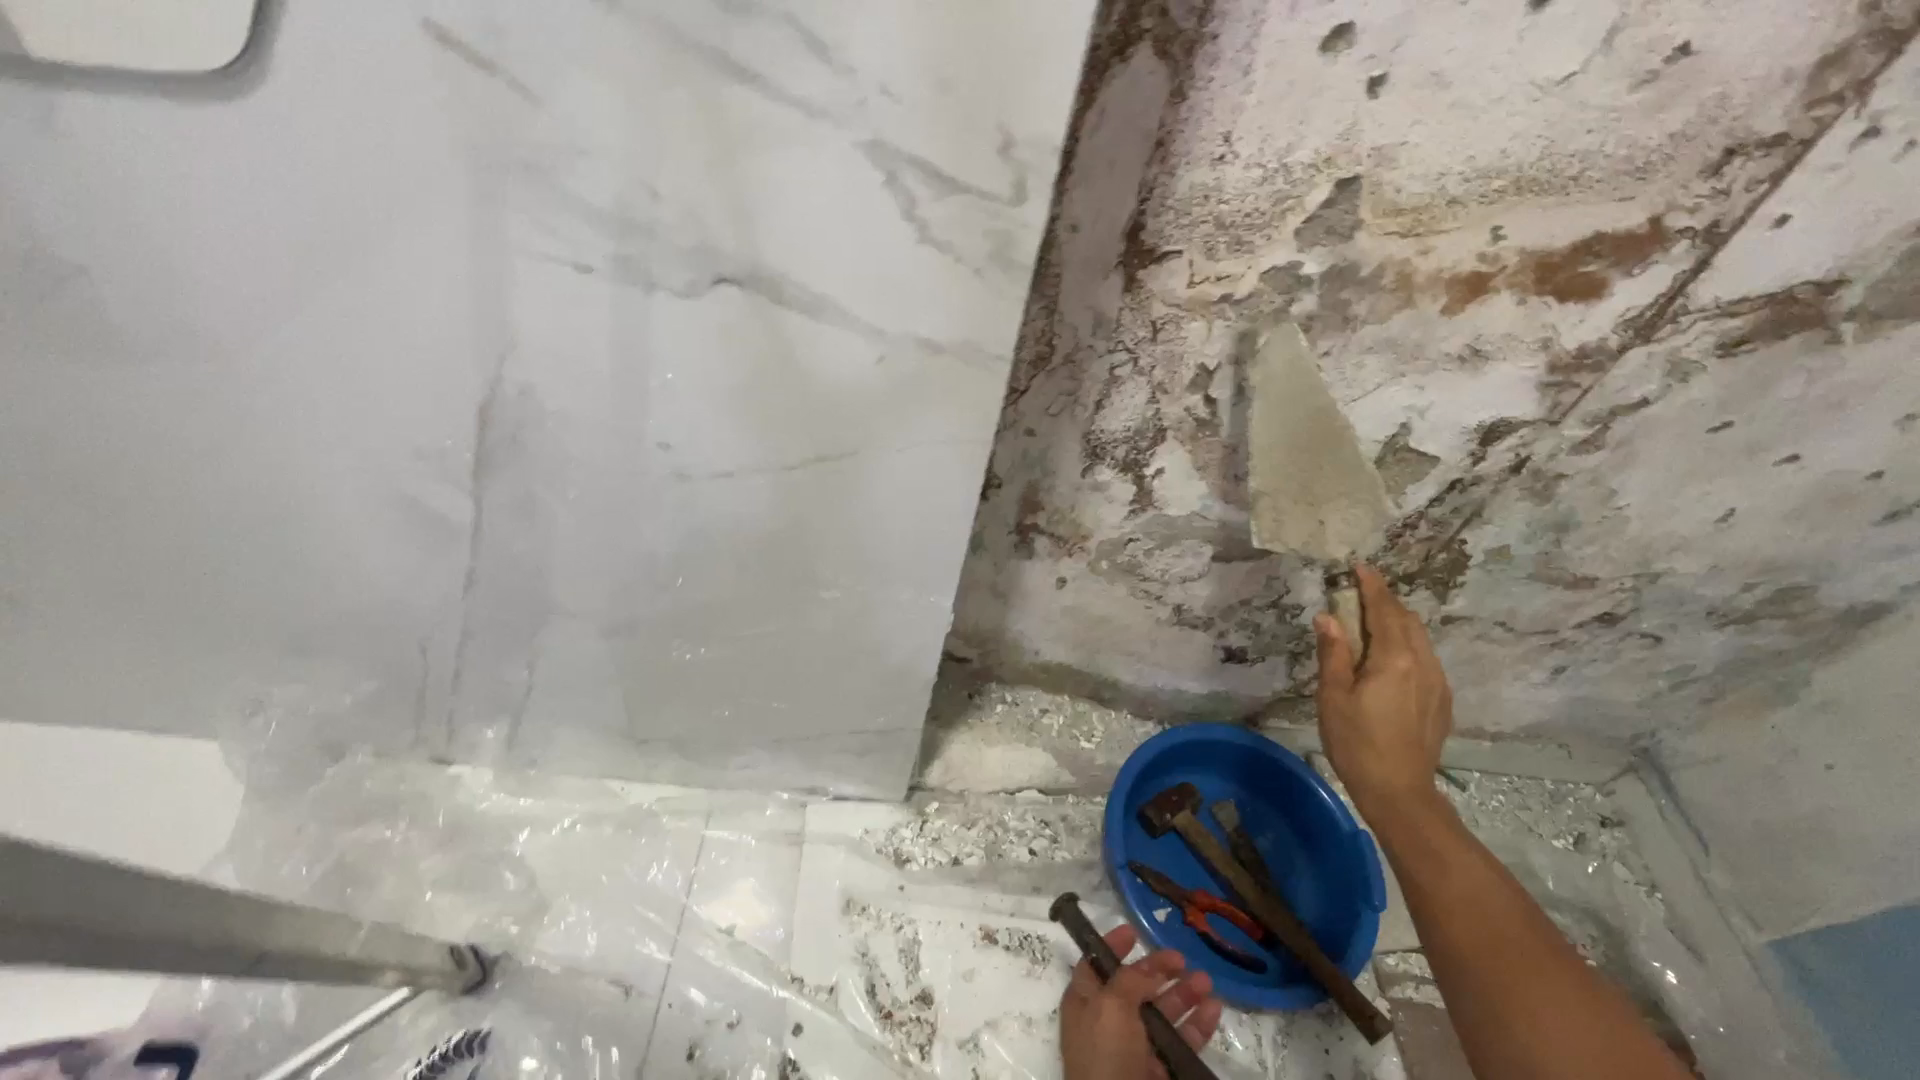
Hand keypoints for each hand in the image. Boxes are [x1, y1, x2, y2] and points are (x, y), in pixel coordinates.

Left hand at [1060, 923, 1221, 1079]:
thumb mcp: (1110, 1005)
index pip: (1095, 965)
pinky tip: (1213, 1008)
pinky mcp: (1162, 1069)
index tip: (1134, 930)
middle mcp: (1109, 1022)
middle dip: (1157, 969)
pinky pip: (1183, 1041)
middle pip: (1135, 986)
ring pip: (1163, 1012)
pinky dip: (1198, 1024)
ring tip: (1204, 980)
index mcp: (1085, 1002)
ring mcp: (1137, 1047)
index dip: (1111, 946)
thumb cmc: (1104, 1053)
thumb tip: (1147, 967)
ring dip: (1184, 994)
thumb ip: (1129, 979)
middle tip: (1181, 957)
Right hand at [1314, 563, 1452, 817]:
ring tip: (1372, 625)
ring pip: (1420, 639)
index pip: (1384, 610)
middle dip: (1385, 603)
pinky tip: (1389, 662)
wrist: (1399, 791)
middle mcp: (1423, 663)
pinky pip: (1426, 660)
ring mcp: (1438, 682)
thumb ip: (1333, 653)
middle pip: (1407, 619)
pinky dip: (1407, 647)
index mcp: (1394, 658)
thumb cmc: (1356, 742)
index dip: (1372, 586)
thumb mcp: (1333, 696)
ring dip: (1397, 624)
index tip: (1360, 567)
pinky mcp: (1442, 701)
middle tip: (1360, 596)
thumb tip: (1328, 616)